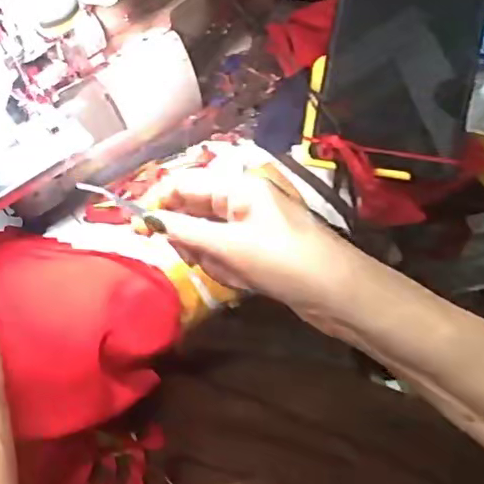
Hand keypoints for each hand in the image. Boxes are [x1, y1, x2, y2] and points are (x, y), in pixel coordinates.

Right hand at [142, 159, 374, 332]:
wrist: (347, 299)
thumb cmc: (286, 263)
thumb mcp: (228, 246)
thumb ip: (181, 229)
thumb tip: (147, 219)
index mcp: (237, 187)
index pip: (180, 184)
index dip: (155, 203)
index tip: (136, 228)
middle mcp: (241, 199)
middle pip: (189, 209)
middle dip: (186, 236)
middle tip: (190, 257)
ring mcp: (250, 224)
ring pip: (202, 234)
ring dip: (207, 255)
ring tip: (230, 272)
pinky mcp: (257, 247)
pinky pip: (221, 251)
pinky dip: (224, 265)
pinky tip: (243, 280)